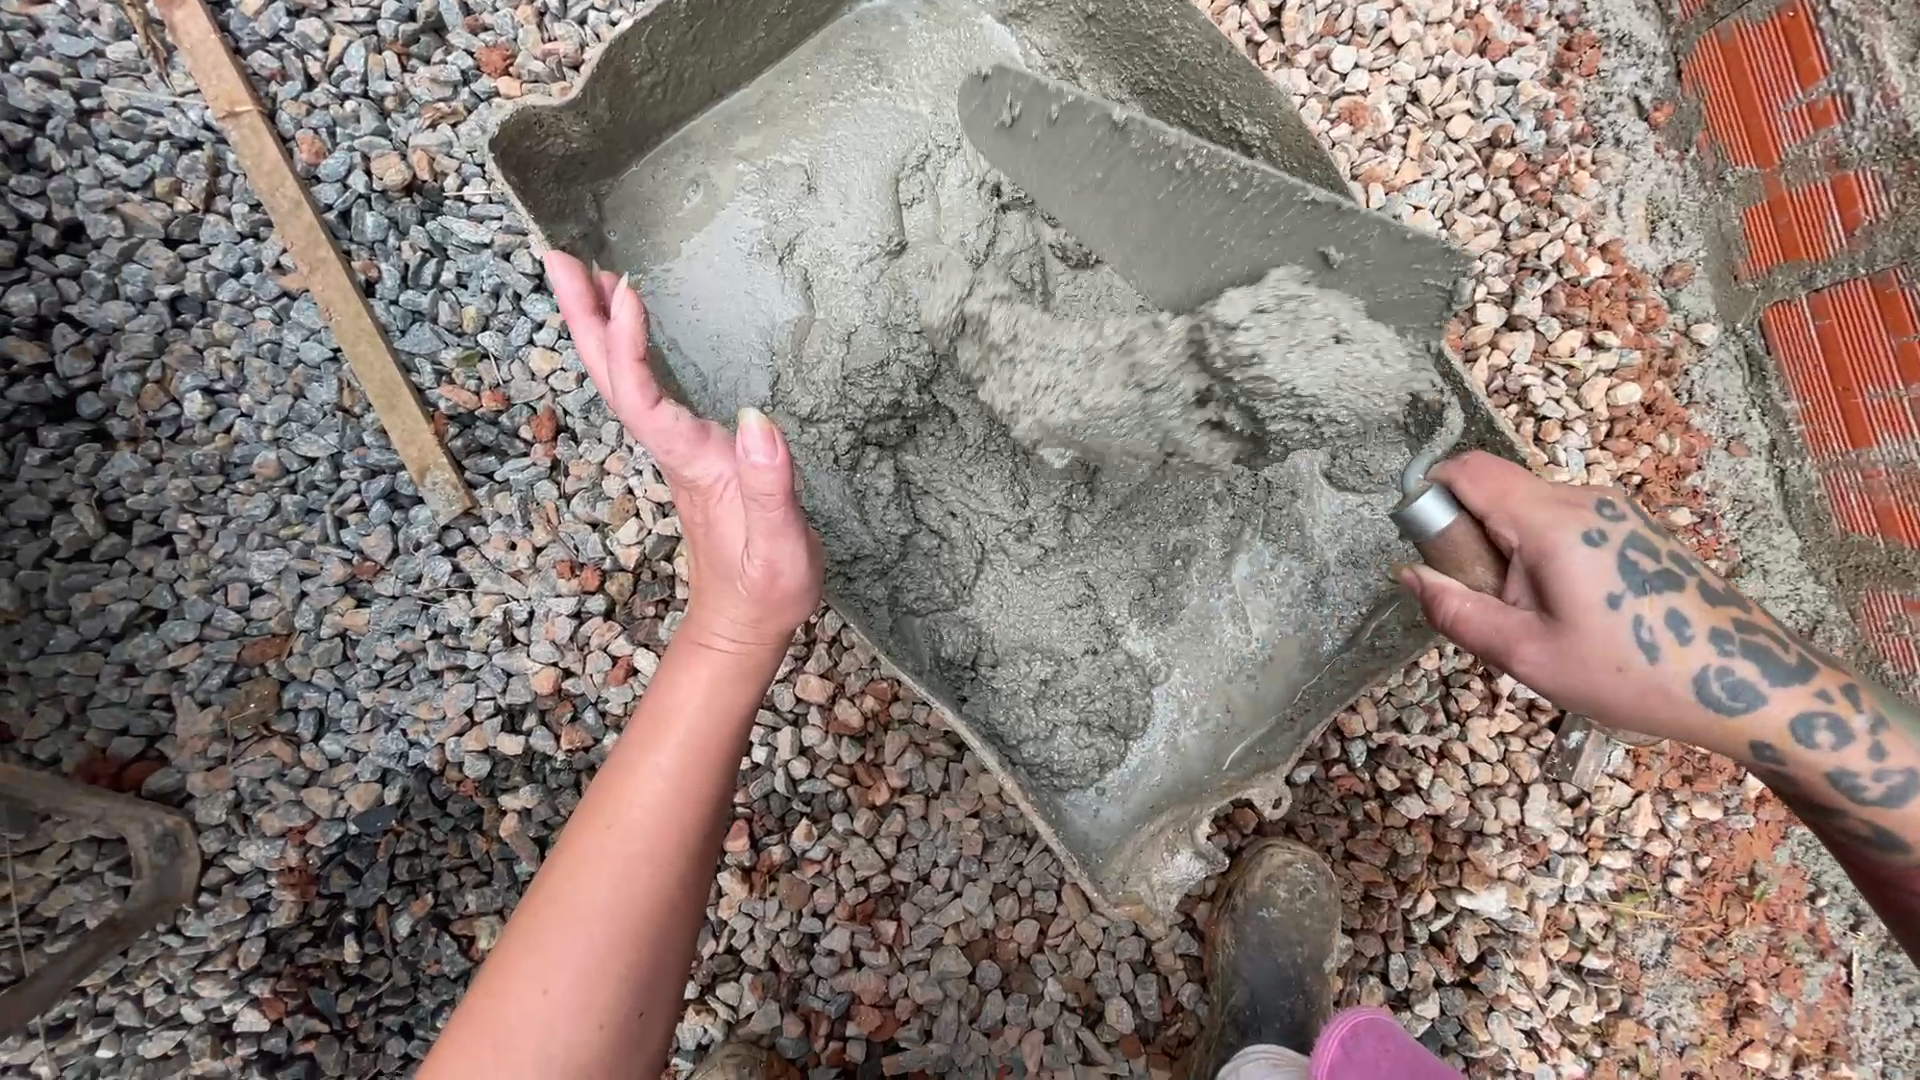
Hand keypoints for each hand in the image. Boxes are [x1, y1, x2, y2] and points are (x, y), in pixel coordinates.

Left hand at [544, 252, 823, 654]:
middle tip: (559, 257)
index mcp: (695, 468)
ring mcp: (677, 457)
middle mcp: (675, 456)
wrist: (743, 623)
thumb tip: (759, 420)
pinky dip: (630, 357)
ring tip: (588, 276)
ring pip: (624, 387)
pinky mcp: (688, 460)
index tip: (625, 290)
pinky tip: (634, 336)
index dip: (629, 347)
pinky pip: (647, 397)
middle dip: (584, 321)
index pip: (647, 400)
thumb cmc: (767, 588)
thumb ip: (770, 487)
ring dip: (599, 332)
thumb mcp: (781, 546)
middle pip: (614, 383)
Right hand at [1397, 451, 1814, 747]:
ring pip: (1521, 510)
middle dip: (1468, 539)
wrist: (1755, 688)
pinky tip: (1565, 608)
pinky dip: (1535, 556)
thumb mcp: (1525, 655)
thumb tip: (1409, 574)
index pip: (1466, 470)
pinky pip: (1554, 524)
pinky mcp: (1628, 528)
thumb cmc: (1633, 674)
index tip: (1432, 551)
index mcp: (1553, 523)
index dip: (1429, 495)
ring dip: (1502, 552)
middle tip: (1491, 603)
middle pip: (1491, 492)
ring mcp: (1612, 512)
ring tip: (1532, 614)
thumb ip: (1455, 611)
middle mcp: (1583, 501)